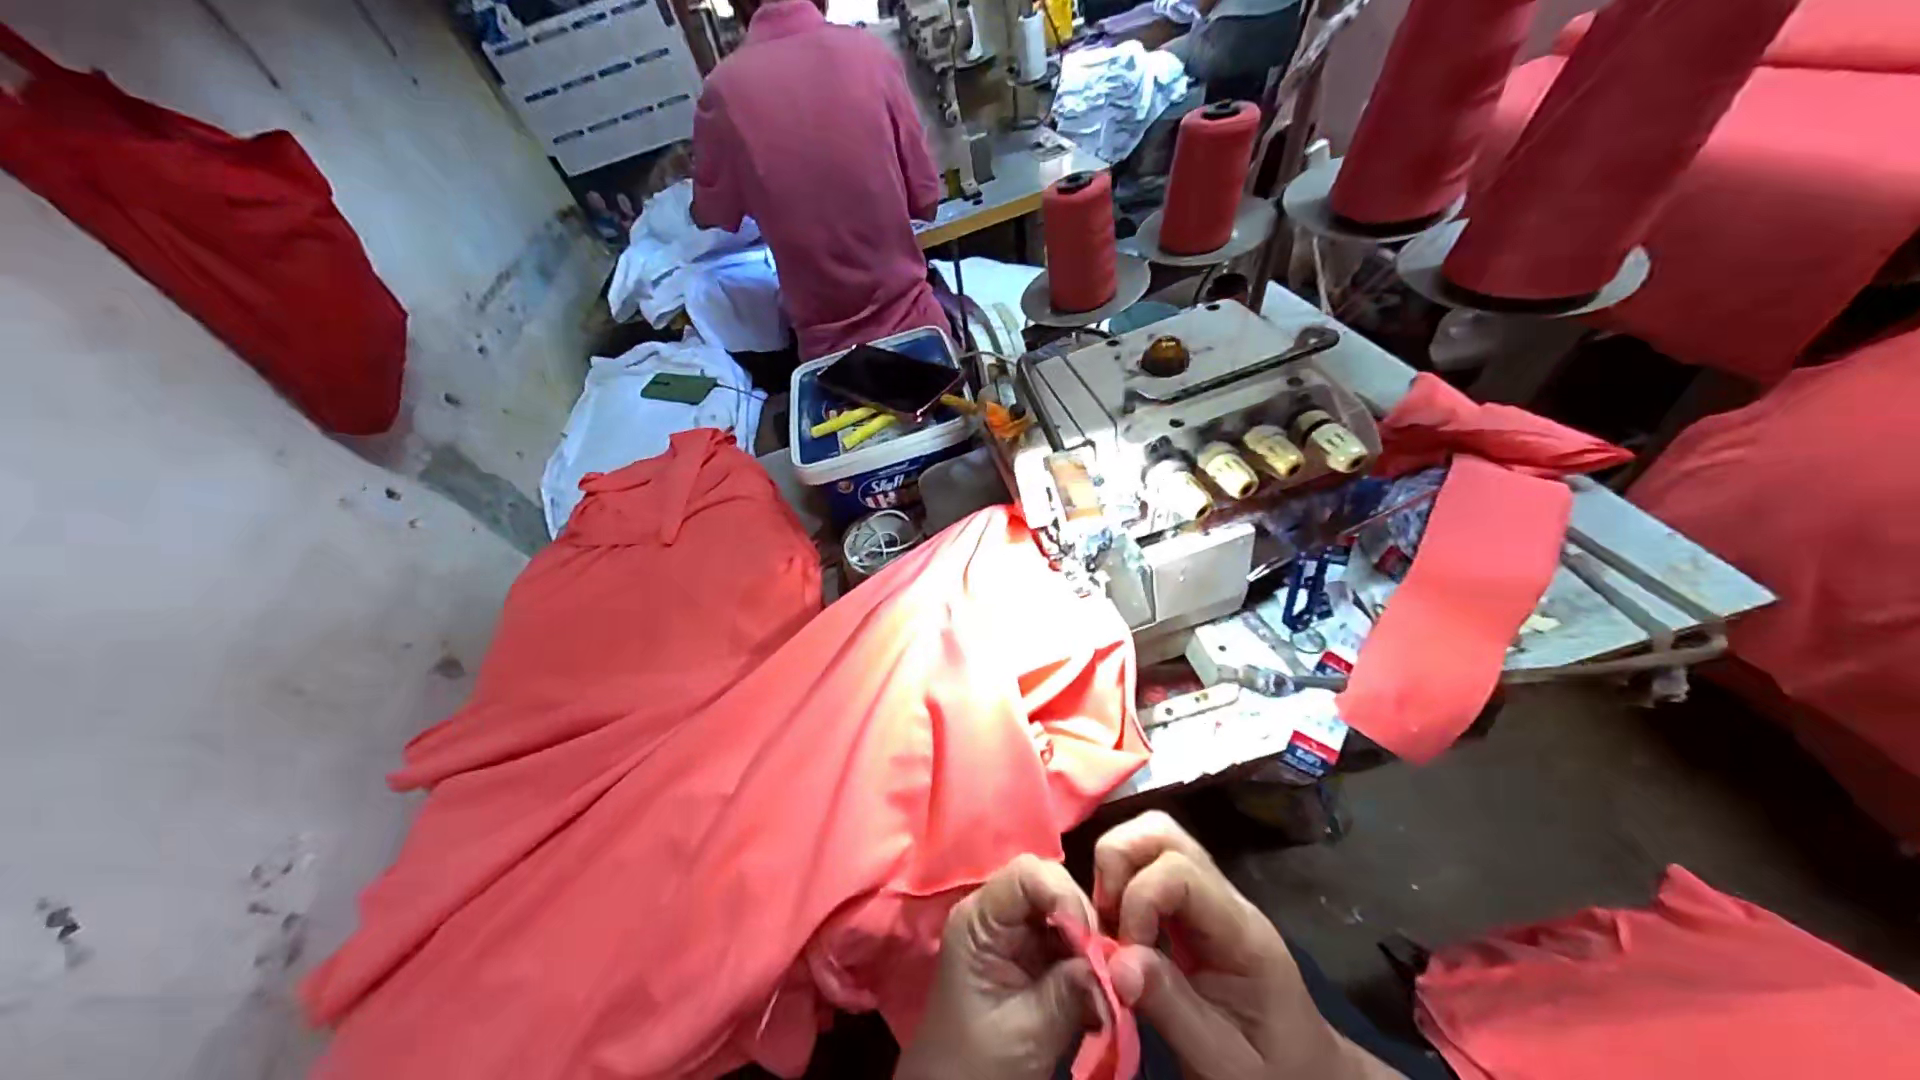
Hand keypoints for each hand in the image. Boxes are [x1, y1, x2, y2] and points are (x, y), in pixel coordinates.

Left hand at [895, 854, 1104, 1079]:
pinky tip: (1097, 988)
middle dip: (1082, 918)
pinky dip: (1086, 958)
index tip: (1090, 938)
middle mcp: (995, 913)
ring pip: (1063, 910)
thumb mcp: (1028, 1030)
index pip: (1026, 874)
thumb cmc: (977, 1066)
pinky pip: (1065, 938)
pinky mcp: (1029, 953)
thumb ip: (1070, 991)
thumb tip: (1117, 966)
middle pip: (1048, 884)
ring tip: (1106, 978)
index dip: (1063, 894)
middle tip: (1106, 962)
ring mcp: (1013, 932)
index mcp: (979, 920)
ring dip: (1088, 940)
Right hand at [1093, 812, 1401, 1079]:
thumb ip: (1172, 1010)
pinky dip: (1118, 885)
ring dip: (1114, 871)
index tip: (1124, 956)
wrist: (1307, 1078)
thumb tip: (1117, 963)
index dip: (1137, 900)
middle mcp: (1222, 897)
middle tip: (1107, 924)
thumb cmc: (1273, 1074)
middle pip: (1161, 832)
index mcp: (1241, 931)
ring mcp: (1205, 896)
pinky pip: (1146, 864)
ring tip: (1110, 928)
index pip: (1178, 872)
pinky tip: (1119, 933)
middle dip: (1117, 864)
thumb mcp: (1226, 1065)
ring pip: (1149, 838)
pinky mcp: (1188, 905)